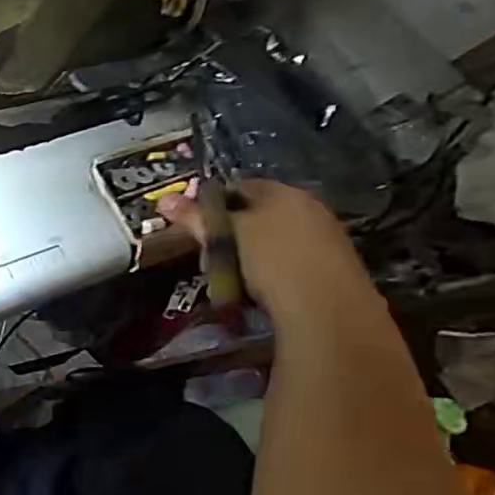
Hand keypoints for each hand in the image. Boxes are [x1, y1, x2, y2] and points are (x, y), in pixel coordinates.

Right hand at [157, 179, 379, 325]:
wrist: (327, 308)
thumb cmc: (270, 261)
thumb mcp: (224, 238)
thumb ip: (195, 218)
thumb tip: (163, 199)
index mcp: (281, 192)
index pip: (239, 186)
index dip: (212, 202)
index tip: (194, 225)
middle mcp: (306, 205)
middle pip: (257, 212)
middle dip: (231, 230)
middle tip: (208, 253)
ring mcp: (323, 234)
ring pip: (273, 237)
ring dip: (250, 252)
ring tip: (229, 275)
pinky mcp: (331, 264)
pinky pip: (288, 259)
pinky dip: (270, 269)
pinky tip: (258, 289)